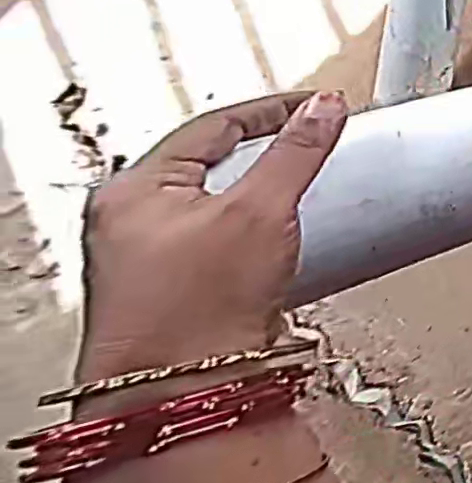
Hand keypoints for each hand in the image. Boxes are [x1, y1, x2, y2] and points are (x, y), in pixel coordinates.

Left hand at [78, 92, 348, 382]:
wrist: (184, 379)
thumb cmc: (197, 299)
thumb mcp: (262, 208)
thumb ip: (298, 150)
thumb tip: (324, 106)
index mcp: (136, 190)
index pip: (215, 124)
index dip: (274, 108)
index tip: (320, 103)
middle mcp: (136, 214)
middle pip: (215, 153)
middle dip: (272, 137)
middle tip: (320, 129)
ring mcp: (158, 244)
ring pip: (224, 185)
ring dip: (270, 171)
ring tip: (310, 166)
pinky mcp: (187, 268)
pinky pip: (231, 216)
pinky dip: (266, 202)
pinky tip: (290, 212)